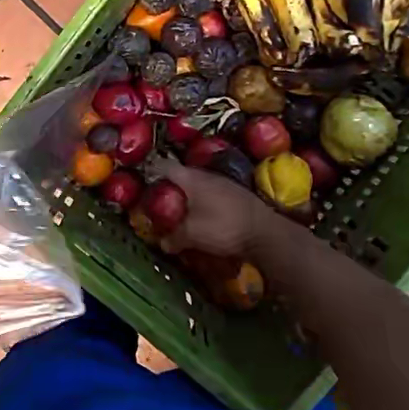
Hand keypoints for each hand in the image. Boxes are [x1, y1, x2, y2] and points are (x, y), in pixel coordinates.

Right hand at [156, 162, 298, 257]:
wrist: (265, 232)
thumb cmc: (223, 228)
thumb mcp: (191, 235)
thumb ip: (173, 236)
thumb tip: (163, 243)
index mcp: (190, 178)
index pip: (163, 166)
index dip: (150, 174)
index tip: (143, 187)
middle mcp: (205, 174)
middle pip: (179, 176)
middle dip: (168, 189)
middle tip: (158, 205)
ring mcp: (222, 182)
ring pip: (196, 185)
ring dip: (187, 197)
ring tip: (179, 214)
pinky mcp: (235, 193)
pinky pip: (210, 193)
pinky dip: (202, 203)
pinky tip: (203, 218)